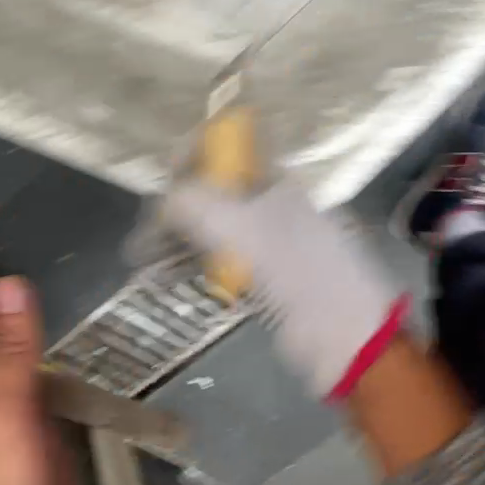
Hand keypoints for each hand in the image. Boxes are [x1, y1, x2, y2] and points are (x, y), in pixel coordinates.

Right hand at [162, 180, 408, 398]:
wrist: (343, 333)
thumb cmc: (296, 269)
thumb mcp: (239, 226)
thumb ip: (194, 204)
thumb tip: (163, 199)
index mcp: (274, 181)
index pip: (227, 150)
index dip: (192, 156)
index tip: (162, 177)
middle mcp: (269, 205)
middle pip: (212, 191)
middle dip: (174, 206)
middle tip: (145, 228)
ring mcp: (266, 242)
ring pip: (211, 229)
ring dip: (175, 238)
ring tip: (141, 257)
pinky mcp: (261, 278)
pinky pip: (217, 261)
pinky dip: (189, 264)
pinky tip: (162, 276)